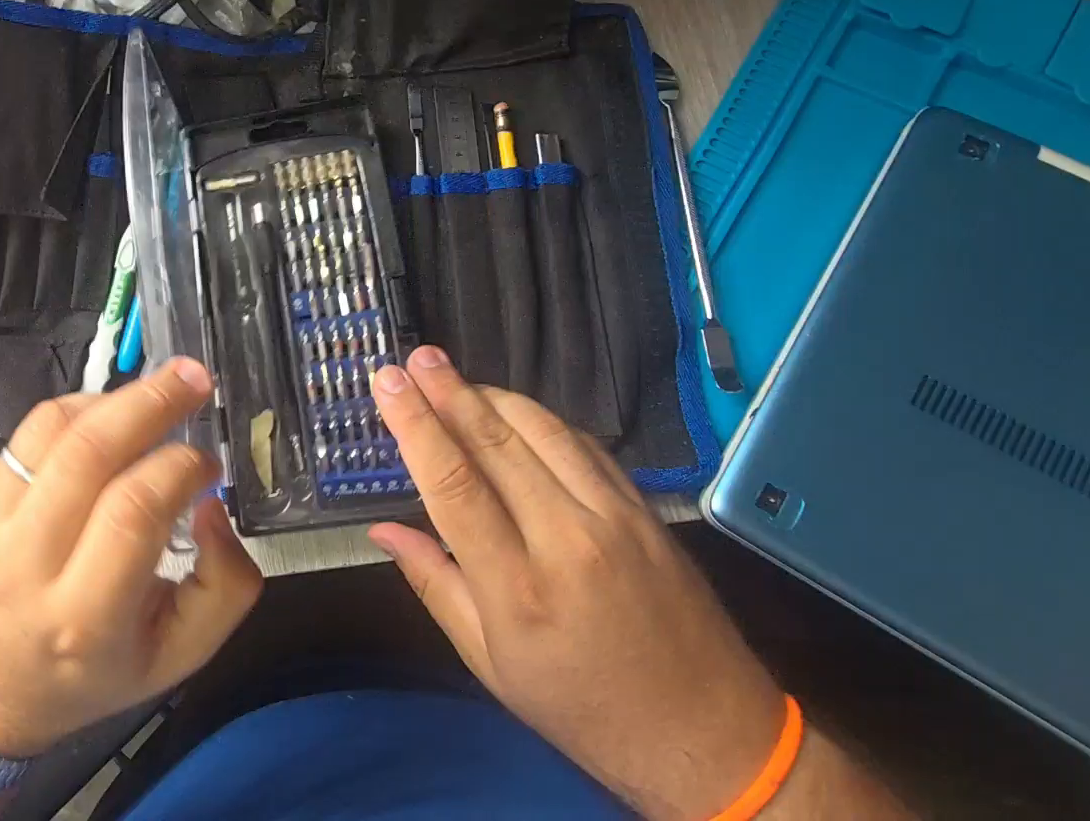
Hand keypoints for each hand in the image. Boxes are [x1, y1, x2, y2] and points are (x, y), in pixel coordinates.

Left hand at [0, 358, 262, 758]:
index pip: (132, 512)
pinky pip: (31, 430)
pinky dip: (80, 410)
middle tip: (196, 377)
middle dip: (151, 402)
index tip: (209, 462)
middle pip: (89, 454)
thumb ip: (223, 586)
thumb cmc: (91, 674)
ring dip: (115, 398)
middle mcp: (26, 564)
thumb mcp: (178, 658)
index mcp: (83, 617)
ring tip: (158, 392)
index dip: (180, 468)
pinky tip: (111, 417)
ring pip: (54, 429)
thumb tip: (211, 505)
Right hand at [368, 347, 786, 820]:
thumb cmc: (579, 707)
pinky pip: (583, 445)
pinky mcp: (644, 510)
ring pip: (544, 430)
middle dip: (449, 390)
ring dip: (492, 394)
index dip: (414, 425)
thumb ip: (433, 583)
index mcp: (516, 587)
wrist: (706, 734)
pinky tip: (511, 410)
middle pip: (496, 443)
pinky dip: (539, 419)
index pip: (453, 483)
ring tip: (451, 375)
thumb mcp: (489, 661)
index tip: (386, 383)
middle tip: (415, 355)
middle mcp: (567, 539)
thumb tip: (382, 528)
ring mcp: (615, 518)